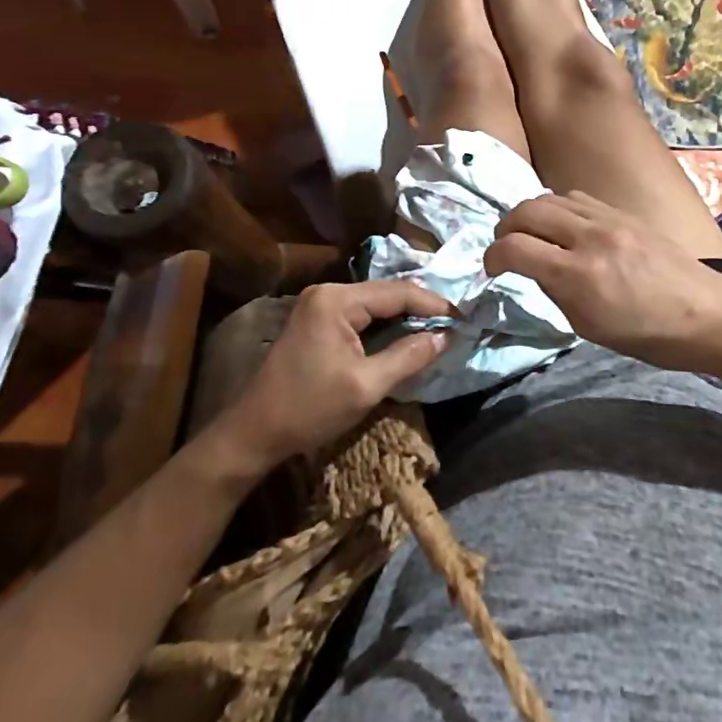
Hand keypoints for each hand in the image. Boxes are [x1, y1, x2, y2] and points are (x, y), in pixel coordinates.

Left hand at [208, 281, 454, 475]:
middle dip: (420, 309)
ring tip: (437, 330)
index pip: (397, 292)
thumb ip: (408, 356)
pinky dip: (382, 326)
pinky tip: (403, 337)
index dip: (433, 305)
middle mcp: (326, 292)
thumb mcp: (366, 385)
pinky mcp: (314, 321)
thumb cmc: (311, 407)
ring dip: (402, 317)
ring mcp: (317, 305)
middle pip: (384, 293)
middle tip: (455, 324)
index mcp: (336, 300)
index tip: (465, 318)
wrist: (256, 429)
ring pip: (372, 305)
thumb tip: (445, 337)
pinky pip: (358, 316)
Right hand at [485, 192, 721, 378]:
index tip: (492, 270)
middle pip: (525, 212)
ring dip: (528, 215)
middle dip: (504, 229)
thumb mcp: (587, 326)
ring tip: (529, 234)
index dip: (491, 258)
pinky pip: (576, 198)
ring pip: (548, 198)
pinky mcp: (623, 213)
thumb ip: (554, 291)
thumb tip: (533, 268)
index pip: (512, 248)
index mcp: (578, 276)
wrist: (709, 314)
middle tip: (505, 248)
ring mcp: (609, 220)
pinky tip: (562, 226)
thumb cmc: (647, 334)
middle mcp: (589, 239)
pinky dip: (556, 209)